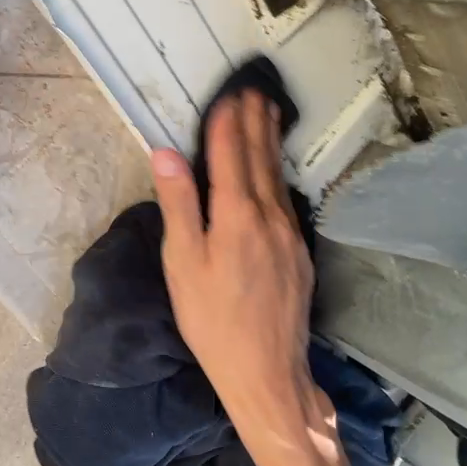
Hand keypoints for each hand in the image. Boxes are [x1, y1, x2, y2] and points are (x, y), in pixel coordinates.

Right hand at [151, 91, 315, 406]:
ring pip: (277, 178)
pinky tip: (276, 172)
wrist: (267, 374)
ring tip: (268, 115)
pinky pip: (286, 200)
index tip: (228, 94)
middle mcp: (269, 217)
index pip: (230, 156)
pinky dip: (278, 173)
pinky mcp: (300, 255)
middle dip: (255, 123)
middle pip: (260, 159)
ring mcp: (290, 236)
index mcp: (236, 216)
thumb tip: (166, 152)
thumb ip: (178, 204)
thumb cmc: (212, 320)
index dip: (227, 124)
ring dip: (270, 143)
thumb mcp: (182, 263)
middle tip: (254, 91)